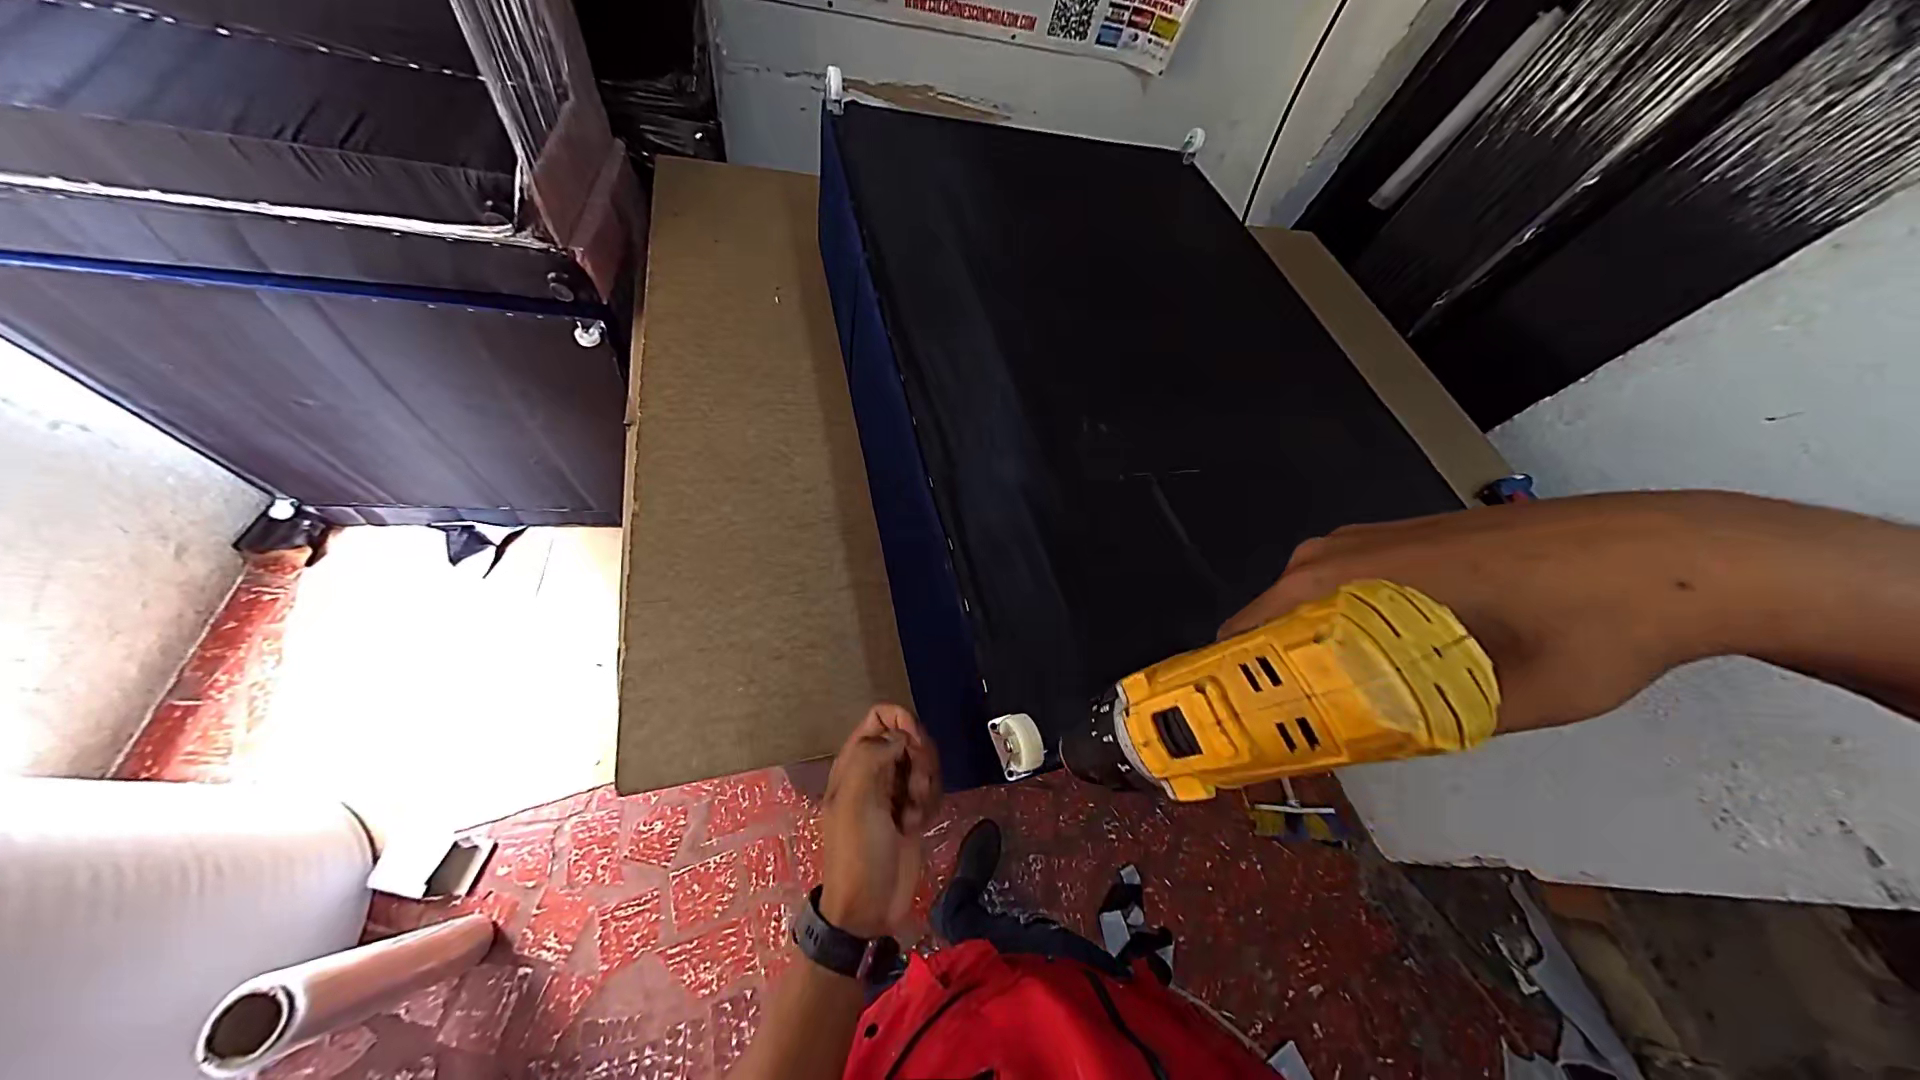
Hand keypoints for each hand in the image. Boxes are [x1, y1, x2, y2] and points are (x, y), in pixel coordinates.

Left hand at [818, 704, 941, 937]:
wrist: (868, 908)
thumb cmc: (857, 852)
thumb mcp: (855, 800)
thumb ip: (872, 756)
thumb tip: (901, 735)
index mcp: (855, 761)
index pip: (880, 716)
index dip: (901, 722)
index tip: (914, 745)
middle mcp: (876, 770)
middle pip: (910, 737)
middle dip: (920, 760)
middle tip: (912, 789)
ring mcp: (895, 791)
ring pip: (924, 763)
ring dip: (926, 785)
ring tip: (911, 814)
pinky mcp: (913, 811)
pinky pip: (932, 789)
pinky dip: (929, 804)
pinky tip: (917, 826)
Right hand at [1219, 491, 1919, 730]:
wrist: (1675, 554)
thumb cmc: (1591, 626)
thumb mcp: (1511, 699)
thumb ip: (1428, 722)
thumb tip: (1368, 748)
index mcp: (1349, 578)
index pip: (1251, 625)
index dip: (1237, 675)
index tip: (1242, 718)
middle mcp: (1345, 549)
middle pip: (1273, 614)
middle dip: (1275, 666)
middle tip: (1298, 720)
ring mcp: (1377, 536)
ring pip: (1308, 597)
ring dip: (1312, 644)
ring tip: (1340, 695)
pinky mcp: (1407, 535)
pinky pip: (1344, 580)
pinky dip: (1343, 619)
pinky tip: (1389, 652)